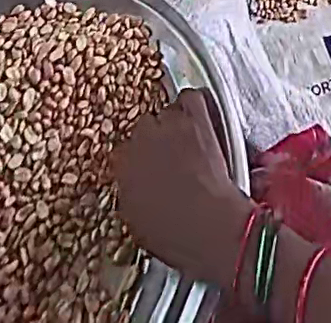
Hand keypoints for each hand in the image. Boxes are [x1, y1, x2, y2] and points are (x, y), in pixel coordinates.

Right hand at [114, 90, 251, 287]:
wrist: (208, 226)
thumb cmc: (174, 233)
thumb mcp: (138, 223)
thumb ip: (130, 192)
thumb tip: (135, 184)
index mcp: (122, 165)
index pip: (123, 150)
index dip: (138, 158)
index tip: (147, 166)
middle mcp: (141, 138)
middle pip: (143, 126)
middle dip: (154, 139)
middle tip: (169, 155)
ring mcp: (168, 124)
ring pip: (166, 111)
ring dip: (174, 123)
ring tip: (187, 141)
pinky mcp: (195, 117)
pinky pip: (191, 97)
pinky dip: (194, 104)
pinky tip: (198, 117)